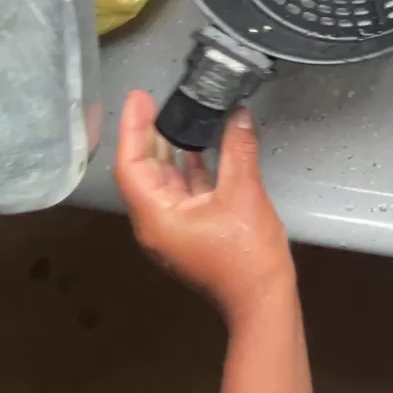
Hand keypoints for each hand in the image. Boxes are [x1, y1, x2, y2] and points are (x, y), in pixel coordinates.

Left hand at [114, 90, 293, 319]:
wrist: (260, 294)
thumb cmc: (245, 249)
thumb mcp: (243, 192)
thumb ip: (238, 149)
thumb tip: (238, 115)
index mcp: (157, 216)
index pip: (132, 165)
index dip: (133, 129)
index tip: (138, 99)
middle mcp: (157, 221)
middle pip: (144, 170)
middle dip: (148, 134)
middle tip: (154, 100)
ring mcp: (174, 226)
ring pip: (163, 179)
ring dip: (168, 147)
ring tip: (176, 114)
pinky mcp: (193, 226)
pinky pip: (183, 188)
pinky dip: (188, 164)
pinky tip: (199, 145)